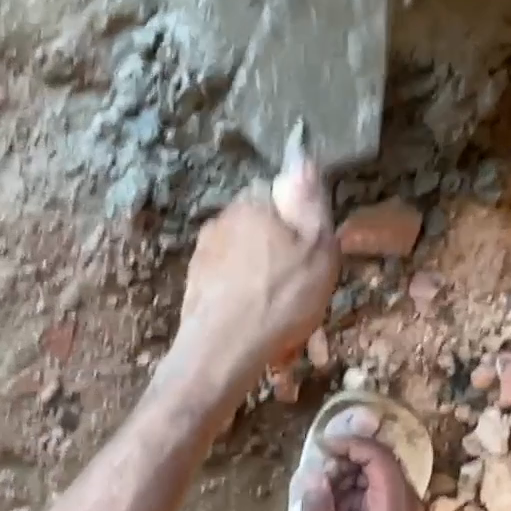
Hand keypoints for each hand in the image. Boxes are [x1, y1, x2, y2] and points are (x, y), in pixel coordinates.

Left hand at [175, 156, 337, 386]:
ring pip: (245, 270)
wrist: (223, 350)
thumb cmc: (280, 297)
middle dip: (280, 266)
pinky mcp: (192, 290)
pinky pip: (229, 295)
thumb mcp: (318, 248)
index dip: (298, 233)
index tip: (311, 263)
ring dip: (263, 292)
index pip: (278, 202)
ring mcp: (201, 257)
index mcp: (250, 205)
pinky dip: (244, 311)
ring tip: (281, 329)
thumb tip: (302, 160)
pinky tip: (258, 337)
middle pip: (261, 238)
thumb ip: (312, 204)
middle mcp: (220, 223)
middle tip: (300, 301)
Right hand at [298, 435, 420, 510]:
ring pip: (377, 474)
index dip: (351, 444)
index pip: (379, 457)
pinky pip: (376, 490)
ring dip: (347, 478)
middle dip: (345, 462)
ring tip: (325, 502)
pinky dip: (354, 492)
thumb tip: (314, 475)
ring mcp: (406, 509)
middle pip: (379, 461)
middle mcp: (408, 503)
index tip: (322, 446)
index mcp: (394, 509)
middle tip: (320, 481)